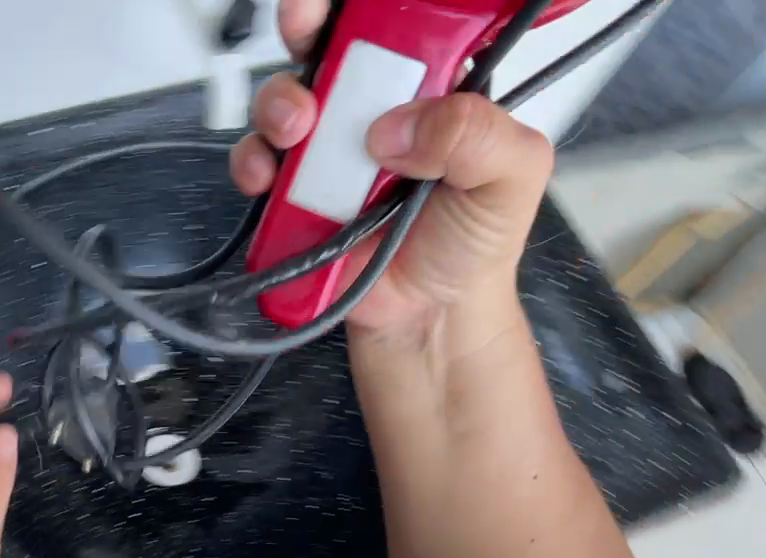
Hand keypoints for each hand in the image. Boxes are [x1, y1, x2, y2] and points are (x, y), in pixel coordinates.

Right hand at [229, 0, 554, 336]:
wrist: (427, 318)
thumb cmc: (474, 244)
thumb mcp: (511, 175)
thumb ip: (474, 132)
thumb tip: (396, 127)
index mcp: (429, 87)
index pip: (396, 20)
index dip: (364, 1)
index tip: (345, 2)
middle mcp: (371, 112)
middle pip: (327, 45)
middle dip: (306, 24)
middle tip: (305, 33)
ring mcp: (326, 156)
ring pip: (284, 102)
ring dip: (277, 103)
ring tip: (294, 130)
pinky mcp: (294, 199)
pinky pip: (260, 167)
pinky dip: (254, 166)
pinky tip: (268, 179)